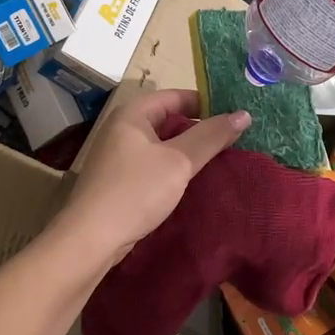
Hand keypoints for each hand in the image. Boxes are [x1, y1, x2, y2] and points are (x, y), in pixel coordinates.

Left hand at [48, 89, 248, 262]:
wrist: (91, 238)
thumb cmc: (136, 190)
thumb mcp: (178, 161)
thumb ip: (210, 137)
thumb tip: (243, 113)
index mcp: (133, 113)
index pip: (175, 96)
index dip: (206, 103)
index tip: (235, 116)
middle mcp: (122, 127)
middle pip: (168, 119)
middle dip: (199, 129)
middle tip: (234, 140)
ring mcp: (118, 154)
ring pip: (161, 144)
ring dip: (187, 151)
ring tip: (220, 160)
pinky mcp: (118, 179)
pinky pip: (152, 163)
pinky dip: (172, 168)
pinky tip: (191, 182)